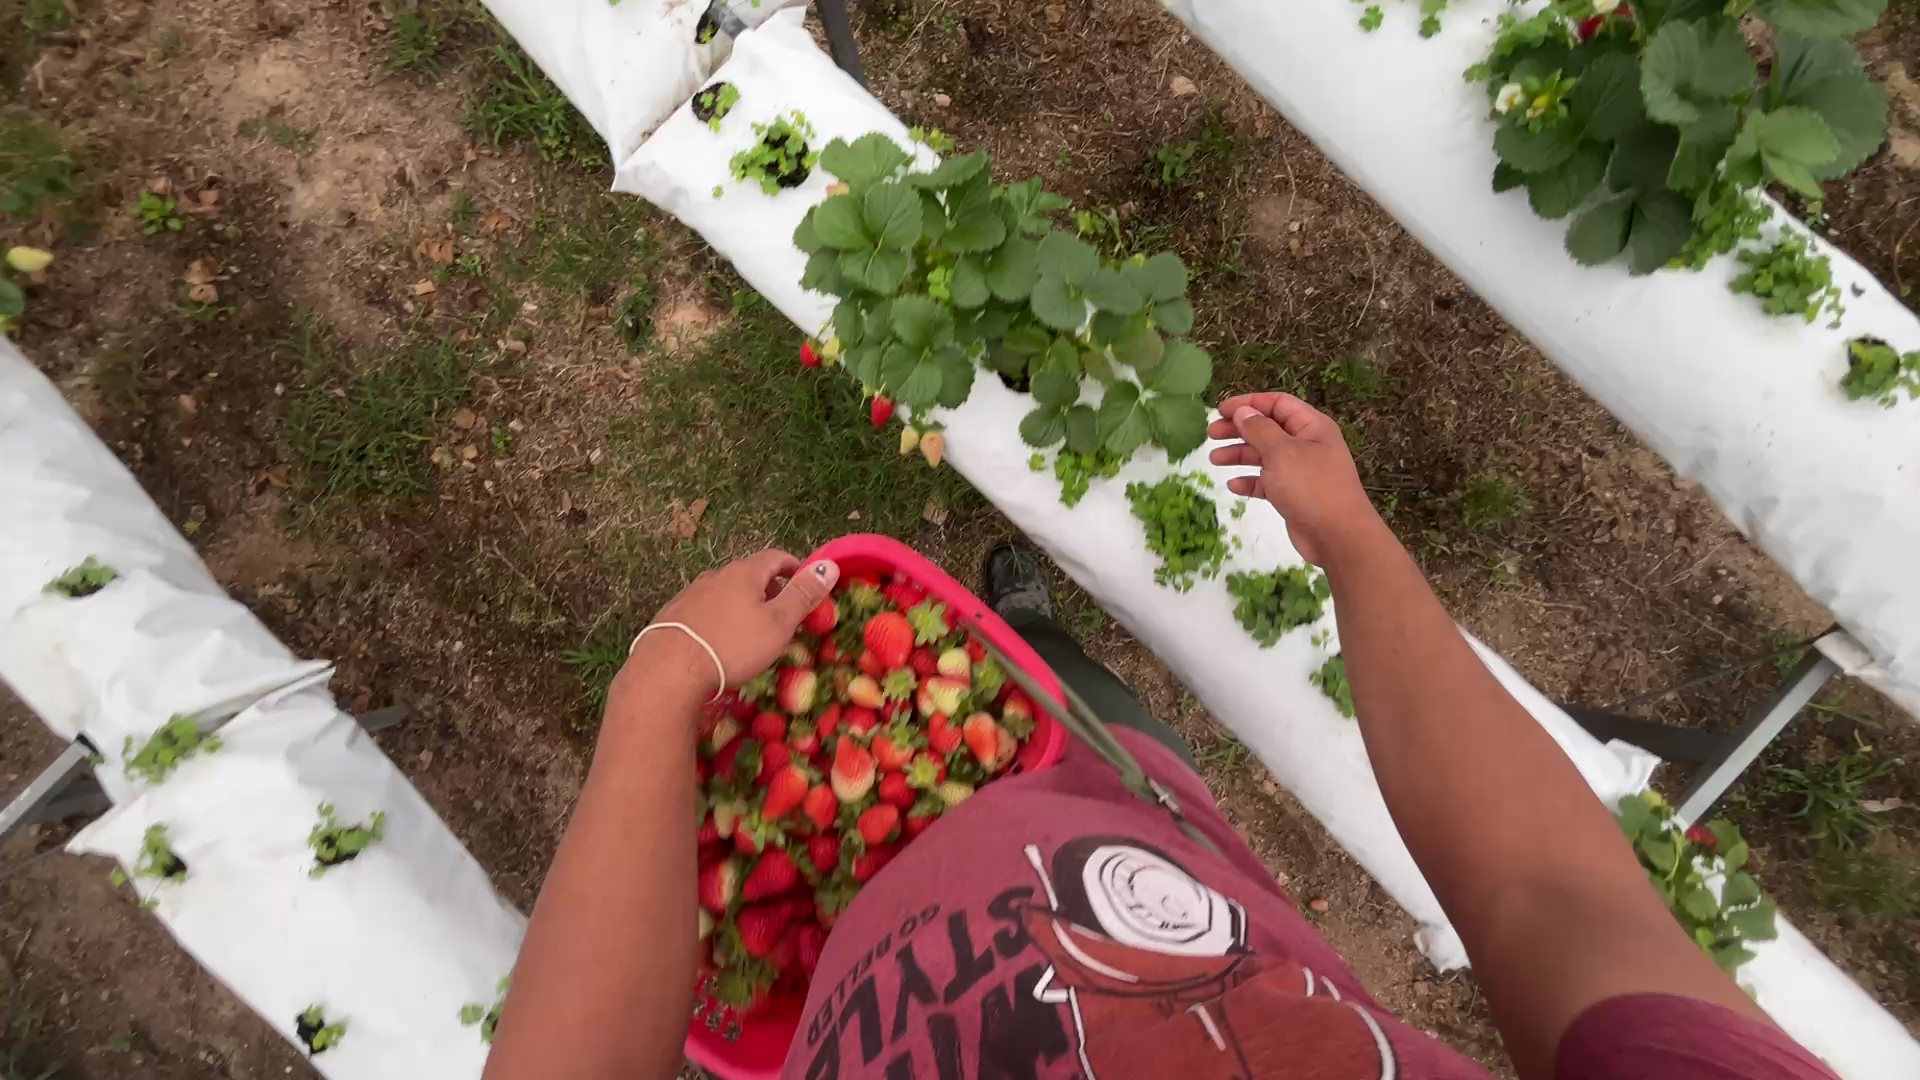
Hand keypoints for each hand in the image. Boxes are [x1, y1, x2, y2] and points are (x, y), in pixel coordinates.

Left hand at [619, 550, 840, 699]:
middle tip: (784, 614)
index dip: (796, 568)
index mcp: (744, 573)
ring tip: (753, 631)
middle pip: (750, 575)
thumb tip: (829, 566)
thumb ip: (803, 594)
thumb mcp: (778, 623)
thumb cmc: (732, 645)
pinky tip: (720, 642)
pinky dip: (720, 619)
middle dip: (770, 590)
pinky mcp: (672, 616)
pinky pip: (705, 610)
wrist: (667, 671)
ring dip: (744, 605)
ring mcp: (690, 595)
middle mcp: (715, 576)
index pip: (776, 557)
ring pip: (725, 593)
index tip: (808, 584)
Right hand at [1207, 393, 1383, 566]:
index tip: (1220, 410)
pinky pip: (1266, 481)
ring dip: (1239, 455)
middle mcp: (1306, 445)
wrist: (1337, 535)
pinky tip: (1233, 485)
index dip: (1249, 403)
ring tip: (1214, 459)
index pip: (1277, 404)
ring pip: (1264, 455)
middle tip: (1211, 434)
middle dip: (1239, 429)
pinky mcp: (1293, 494)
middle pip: (1267, 429)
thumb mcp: (1282, 452)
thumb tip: (1243, 411)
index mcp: (1311, 427)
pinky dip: (1250, 481)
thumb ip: (1259, 429)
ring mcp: (1300, 470)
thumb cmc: (1311, 486)